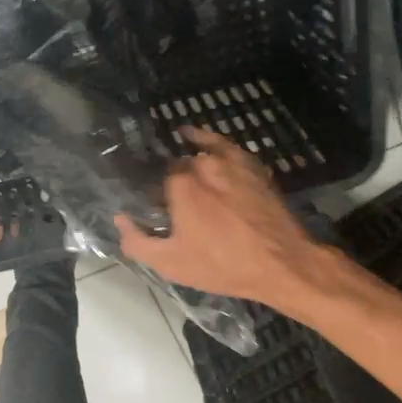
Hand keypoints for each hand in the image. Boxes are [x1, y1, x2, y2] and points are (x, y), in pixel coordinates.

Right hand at [116, 128, 325, 305]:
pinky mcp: (251, 165)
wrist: (282, 263)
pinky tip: (197, 138)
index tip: (153, 211)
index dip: (151, 195)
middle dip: (169, 179)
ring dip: (185, 158)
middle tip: (171, 202)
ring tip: (178, 170)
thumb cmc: (223, 265)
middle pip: (175, 165)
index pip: (153, 180)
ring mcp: (230, 161)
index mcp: (179, 184)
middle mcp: (202, 164)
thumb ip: (137, 241)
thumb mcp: (171, 263)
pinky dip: (207, 138)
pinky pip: (223, 144)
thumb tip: (119, 219)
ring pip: (198, 152)